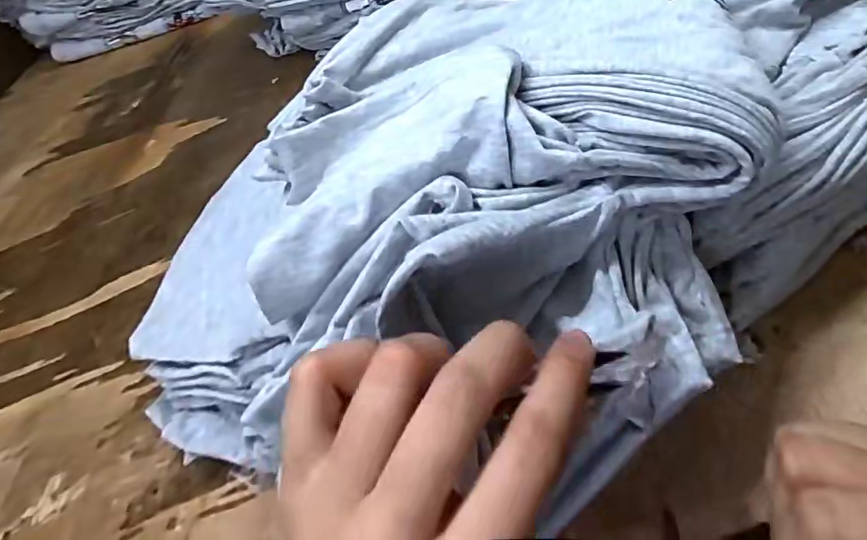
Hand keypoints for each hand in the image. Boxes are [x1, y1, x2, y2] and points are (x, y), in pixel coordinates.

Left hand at [279, 321, 595, 539]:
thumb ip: (524, 495)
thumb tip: (555, 401)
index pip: (527, 456)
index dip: (561, 387)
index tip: (577, 344)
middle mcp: (388, 528)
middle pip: (455, 399)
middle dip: (501, 350)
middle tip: (518, 348)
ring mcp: (328, 495)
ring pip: (389, 370)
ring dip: (430, 352)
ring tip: (444, 371)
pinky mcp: (289, 473)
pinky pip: (315, 376)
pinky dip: (353, 358)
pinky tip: (376, 382)